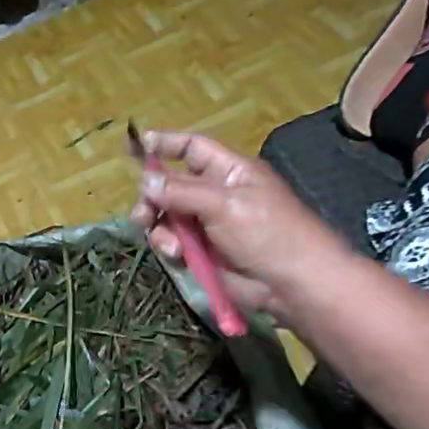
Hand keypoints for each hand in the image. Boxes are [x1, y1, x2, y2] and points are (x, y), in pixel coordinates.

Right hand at [128, 129, 354, 315]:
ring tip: (169, 244)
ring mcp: (211, 226)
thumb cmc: (267, 232)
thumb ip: (182, 191)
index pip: (192, 148)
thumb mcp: (224, 204)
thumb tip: (146, 180)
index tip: (136, 145)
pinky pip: (177, 244)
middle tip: (142, 215)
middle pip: (172, 186)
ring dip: (161, 228)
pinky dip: (171, 248)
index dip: (165, 144)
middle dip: (153, 198)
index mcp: (229, 171)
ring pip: (169, 218)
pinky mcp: (206, 254)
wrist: (292, 283)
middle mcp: (217, 194)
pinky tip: (177, 256)